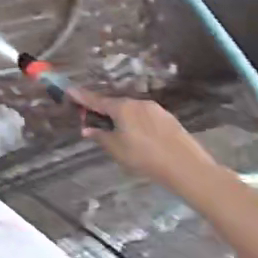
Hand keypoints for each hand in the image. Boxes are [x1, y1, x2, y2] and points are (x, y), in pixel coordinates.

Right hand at [69, 90, 222, 189]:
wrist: (188, 167)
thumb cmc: (146, 157)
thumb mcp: (117, 149)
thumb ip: (100, 136)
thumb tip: (87, 129)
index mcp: (122, 107)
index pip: (96, 100)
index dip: (81, 97)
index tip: (69, 90)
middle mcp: (138, 103)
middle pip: (115, 104)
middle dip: (103, 110)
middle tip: (93, 119)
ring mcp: (155, 109)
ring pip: (131, 110)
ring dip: (121, 117)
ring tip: (118, 131)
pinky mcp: (168, 119)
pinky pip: (145, 116)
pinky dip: (136, 122)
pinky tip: (139, 136)